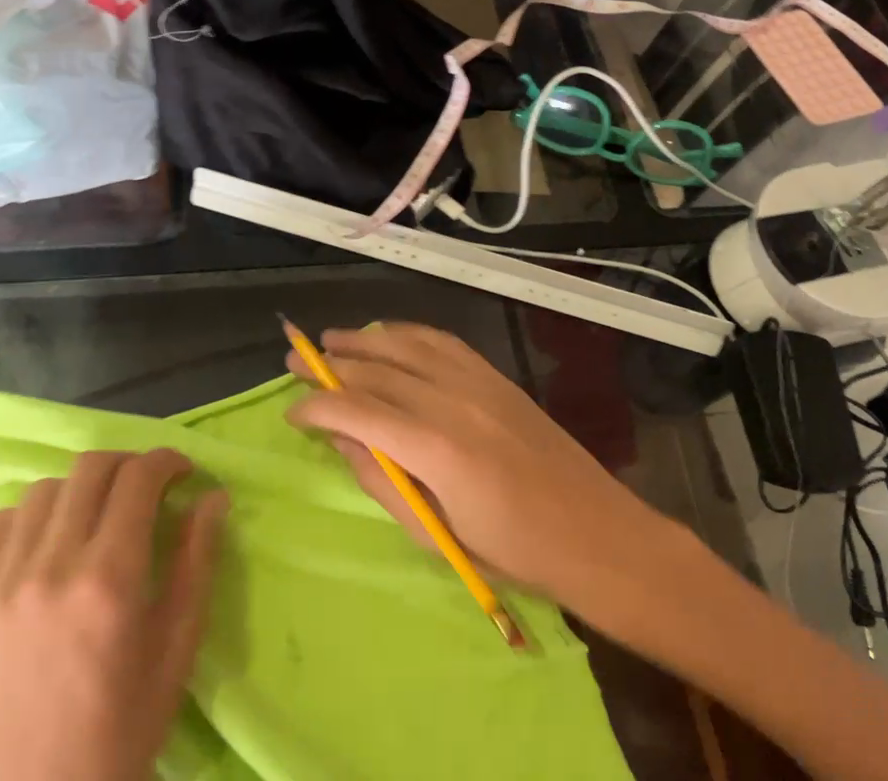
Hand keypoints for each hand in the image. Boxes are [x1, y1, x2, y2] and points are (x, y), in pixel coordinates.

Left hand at [0, 450, 227, 780]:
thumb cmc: (125, 730)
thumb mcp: (177, 649)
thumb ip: (196, 563)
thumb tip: (213, 497)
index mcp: (110, 581)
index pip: (137, 480)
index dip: (166, 461)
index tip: (183, 470)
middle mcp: (51, 568)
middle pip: (88, 470)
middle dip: (128, 464)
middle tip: (147, 486)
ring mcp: (1, 584)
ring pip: (41, 491)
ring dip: (79, 489)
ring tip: (97, 516)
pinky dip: (28, 517)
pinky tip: (46, 542)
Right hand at [285, 324, 690, 604]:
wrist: (595, 534)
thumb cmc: (512, 552)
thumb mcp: (435, 534)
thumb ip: (382, 482)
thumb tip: (341, 441)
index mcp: (436, 448)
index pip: (358, 412)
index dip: (318, 407)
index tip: (292, 412)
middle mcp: (455, 401)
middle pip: (379, 371)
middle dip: (330, 366)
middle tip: (294, 363)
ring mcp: (480, 384)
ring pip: (410, 346)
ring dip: (365, 340)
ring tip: (331, 341)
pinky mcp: (499, 380)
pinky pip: (445, 343)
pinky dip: (410, 334)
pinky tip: (389, 336)